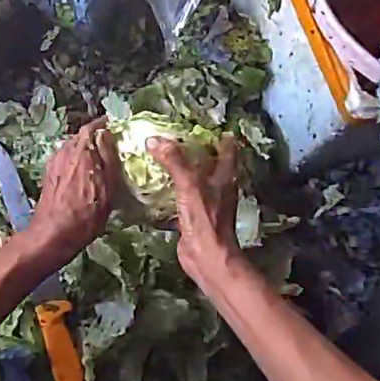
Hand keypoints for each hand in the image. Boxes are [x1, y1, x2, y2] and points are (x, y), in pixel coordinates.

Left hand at [23, 119, 117, 264]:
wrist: (54, 233)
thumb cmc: (87, 213)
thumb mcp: (107, 187)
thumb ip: (107, 157)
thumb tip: (106, 132)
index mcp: (81, 151)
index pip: (91, 127)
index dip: (103, 125)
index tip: (113, 126)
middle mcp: (65, 152)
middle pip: (80, 136)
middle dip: (94, 136)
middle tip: (108, 143)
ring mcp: (54, 163)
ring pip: (71, 147)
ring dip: (83, 148)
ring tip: (97, 157)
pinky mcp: (49, 174)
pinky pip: (64, 158)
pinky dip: (75, 159)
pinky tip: (82, 171)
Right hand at [148, 135, 241, 284]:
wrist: (206, 256)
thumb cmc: (205, 218)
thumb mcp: (189, 184)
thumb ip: (174, 161)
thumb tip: (153, 140)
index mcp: (224, 175)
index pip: (226, 147)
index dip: (216, 134)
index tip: (199, 124)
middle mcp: (217, 186)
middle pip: (209, 162)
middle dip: (194, 150)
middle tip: (173, 137)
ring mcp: (206, 202)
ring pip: (194, 180)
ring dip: (180, 170)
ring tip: (160, 158)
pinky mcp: (192, 216)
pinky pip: (180, 198)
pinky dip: (169, 192)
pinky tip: (154, 188)